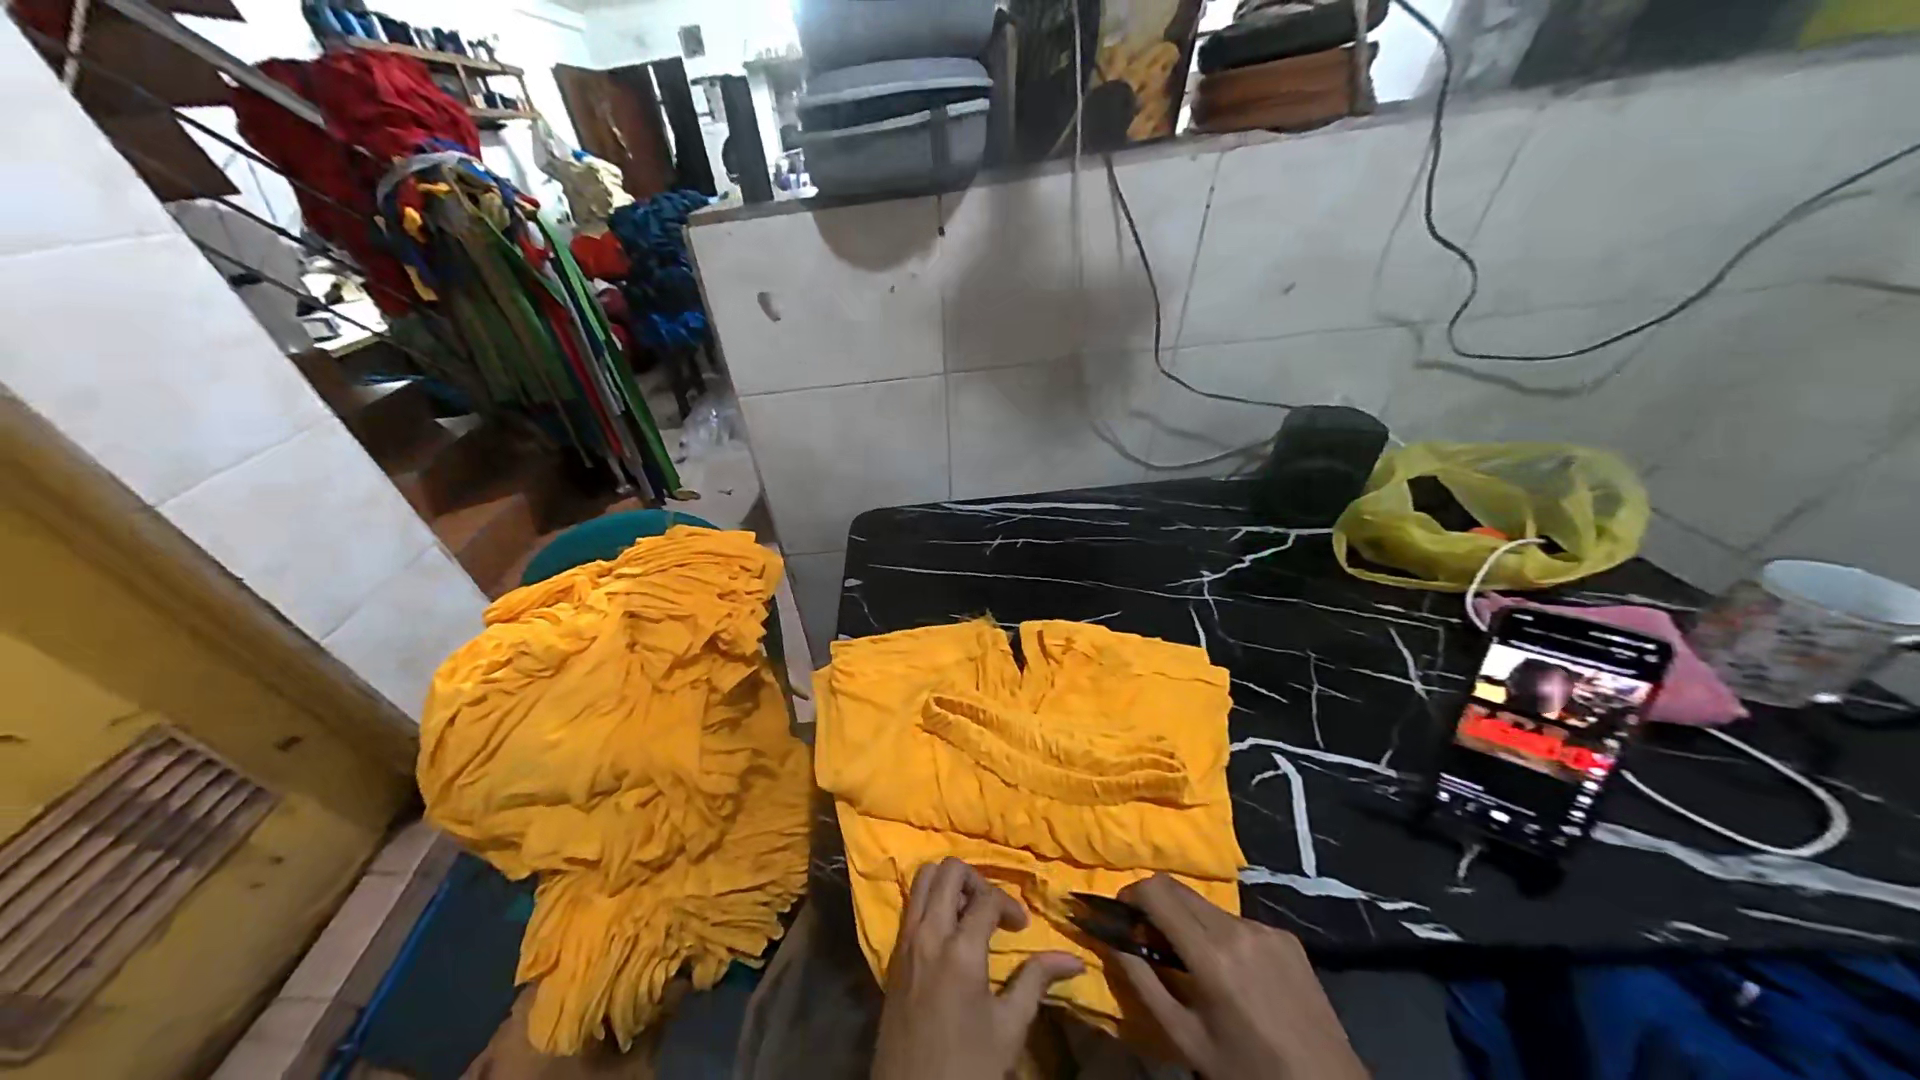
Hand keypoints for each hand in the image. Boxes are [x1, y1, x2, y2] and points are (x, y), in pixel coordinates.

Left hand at [872, 858, 1084, 1079]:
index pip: (986, 899)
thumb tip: (1074, 959)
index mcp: (960, 949)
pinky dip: (928, 901)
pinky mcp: (892, 955)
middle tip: (992, 909)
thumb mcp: (1009, 1028)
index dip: (1010, 906)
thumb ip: (1036, 980)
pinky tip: (947, 929)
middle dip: (976, 880)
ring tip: (969, 912)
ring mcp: (904, 942)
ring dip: (948, 884)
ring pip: (921, 880)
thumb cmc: (967, 1066)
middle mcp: (928, 934)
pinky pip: (909, 906)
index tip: (1022, 928)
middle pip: (947, 871)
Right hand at [1107, 875, 1368, 1079]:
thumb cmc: (1248, 1072)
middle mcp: (1239, 928)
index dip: (1130, 895)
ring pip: (1207, 904)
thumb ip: (1144, 982)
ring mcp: (1267, 929)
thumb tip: (1113, 939)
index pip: (1156, 892)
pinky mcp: (1287, 937)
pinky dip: (1220, 934)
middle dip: (1154, 903)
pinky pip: (1238, 922)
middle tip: (1146, 936)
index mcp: (1212, 955)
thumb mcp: (1185, 1038)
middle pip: (1178, 888)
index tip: (1121, 916)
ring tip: (1191, 960)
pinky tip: (1232, 973)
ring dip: (1187, 920)